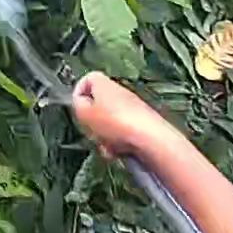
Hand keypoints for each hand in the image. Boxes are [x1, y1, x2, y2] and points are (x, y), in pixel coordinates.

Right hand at [69, 72, 185, 160]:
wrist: (155, 142)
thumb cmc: (115, 123)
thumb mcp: (84, 113)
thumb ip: (76, 105)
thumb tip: (81, 103)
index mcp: (104, 84)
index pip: (86, 79)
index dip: (79, 93)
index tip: (78, 109)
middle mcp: (121, 93)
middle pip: (98, 104)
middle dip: (93, 121)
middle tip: (92, 132)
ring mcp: (135, 109)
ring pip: (110, 122)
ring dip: (105, 136)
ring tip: (108, 147)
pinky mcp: (146, 126)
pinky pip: (125, 133)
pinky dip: (120, 142)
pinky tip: (121, 153)